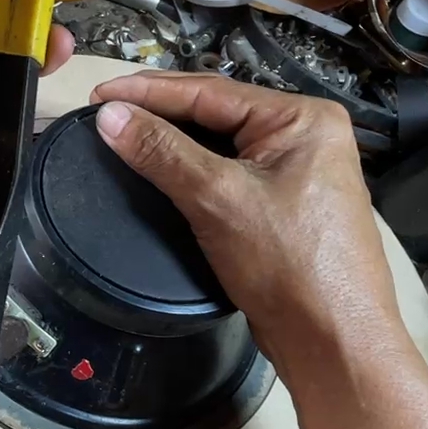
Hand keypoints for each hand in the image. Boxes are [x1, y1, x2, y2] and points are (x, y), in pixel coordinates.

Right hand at [90, 73, 404, 360]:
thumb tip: (108, 116)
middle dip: (157, 109)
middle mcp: (301, 134)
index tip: (96, 95)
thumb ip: (161, 153)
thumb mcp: (217, 198)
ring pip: (217, 141)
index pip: (209, 92)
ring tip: (123, 131)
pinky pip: (223, 169)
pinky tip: (158, 165)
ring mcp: (292, 170)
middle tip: (103, 110)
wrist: (331, 336)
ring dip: (169, 136)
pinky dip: (186, 164)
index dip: (147, 92)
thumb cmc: (285, 261)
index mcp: (300, 118)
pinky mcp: (278, 203)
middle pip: (214, 111)